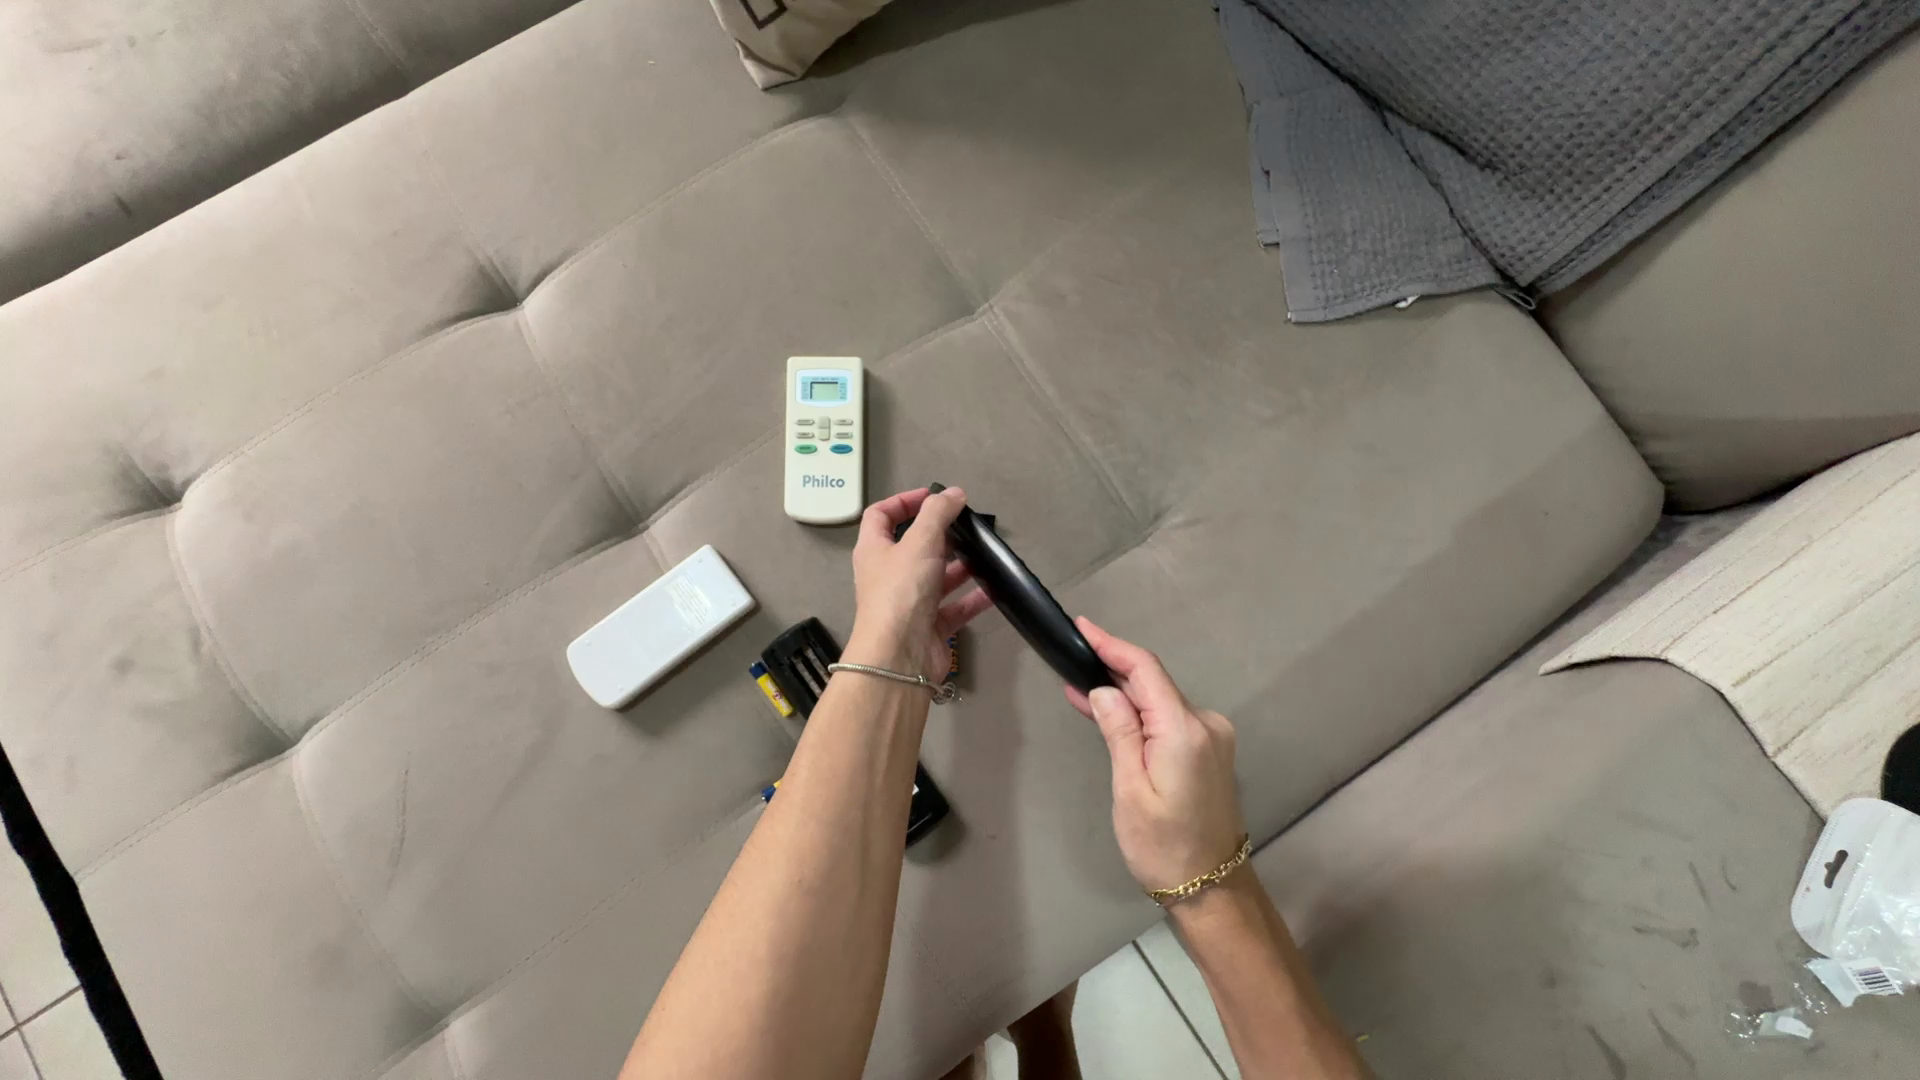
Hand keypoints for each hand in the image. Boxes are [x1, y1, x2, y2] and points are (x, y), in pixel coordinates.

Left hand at [845, 487, 993, 679]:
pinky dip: (973, 598)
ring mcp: (910, 602)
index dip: (903, 501)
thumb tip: (954, 493)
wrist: (900, 656)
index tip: (933, 497)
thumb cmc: (901, 591)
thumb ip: (938, 514)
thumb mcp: (919, 542)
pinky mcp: (929, 626)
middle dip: (941, 535)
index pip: (880, 515)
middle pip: (914, 546)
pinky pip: (954, 607)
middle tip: (967, 526)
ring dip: (960, 566)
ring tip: (985, 554)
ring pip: (937, 577)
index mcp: (874, 550)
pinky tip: (994, 589)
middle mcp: (889, 574)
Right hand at [1065, 618, 1245, 894]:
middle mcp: (1205, 723)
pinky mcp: (1209, 750)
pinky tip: (1111, 714)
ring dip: (1123, 695)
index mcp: (1185, 730)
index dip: (1112, 645)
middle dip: (1111, 671)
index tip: (1082, 627)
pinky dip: (1140, 714)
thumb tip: (1104, 688)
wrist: (1213, 889)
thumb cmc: (1163, 845)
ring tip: (1078, 691)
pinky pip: (1168, 719)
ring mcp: (1211, 736)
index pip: (1145, 670)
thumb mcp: (1130, 790)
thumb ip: (1120, 732)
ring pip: (1159, 701)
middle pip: (1152, 683)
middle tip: (1069, 662)